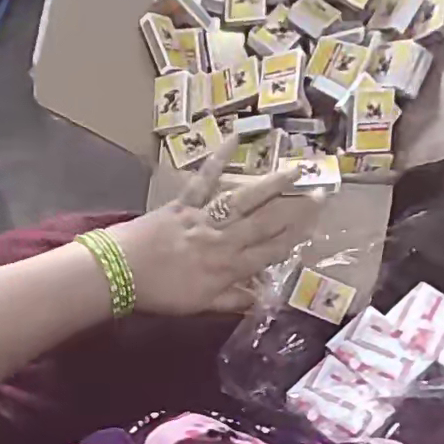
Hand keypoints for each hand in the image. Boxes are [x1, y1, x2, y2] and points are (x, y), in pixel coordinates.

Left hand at [105, 140, 317, 314]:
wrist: (119, 274)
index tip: (316, 227)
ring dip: (272, 184)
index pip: (269, 253)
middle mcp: (222, 241)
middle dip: (297, 209)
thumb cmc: (159, 293)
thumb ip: (232, 300)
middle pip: (266, 223)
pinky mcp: (183, 203)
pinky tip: (235, 138)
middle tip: (323, 193)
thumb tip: (263, 299)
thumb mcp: (199, 305)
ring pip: (244, 200)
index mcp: (227, 268)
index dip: (295, 240)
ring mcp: (204, 219)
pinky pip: (204, 179)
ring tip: (297, 168)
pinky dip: (218, 158)